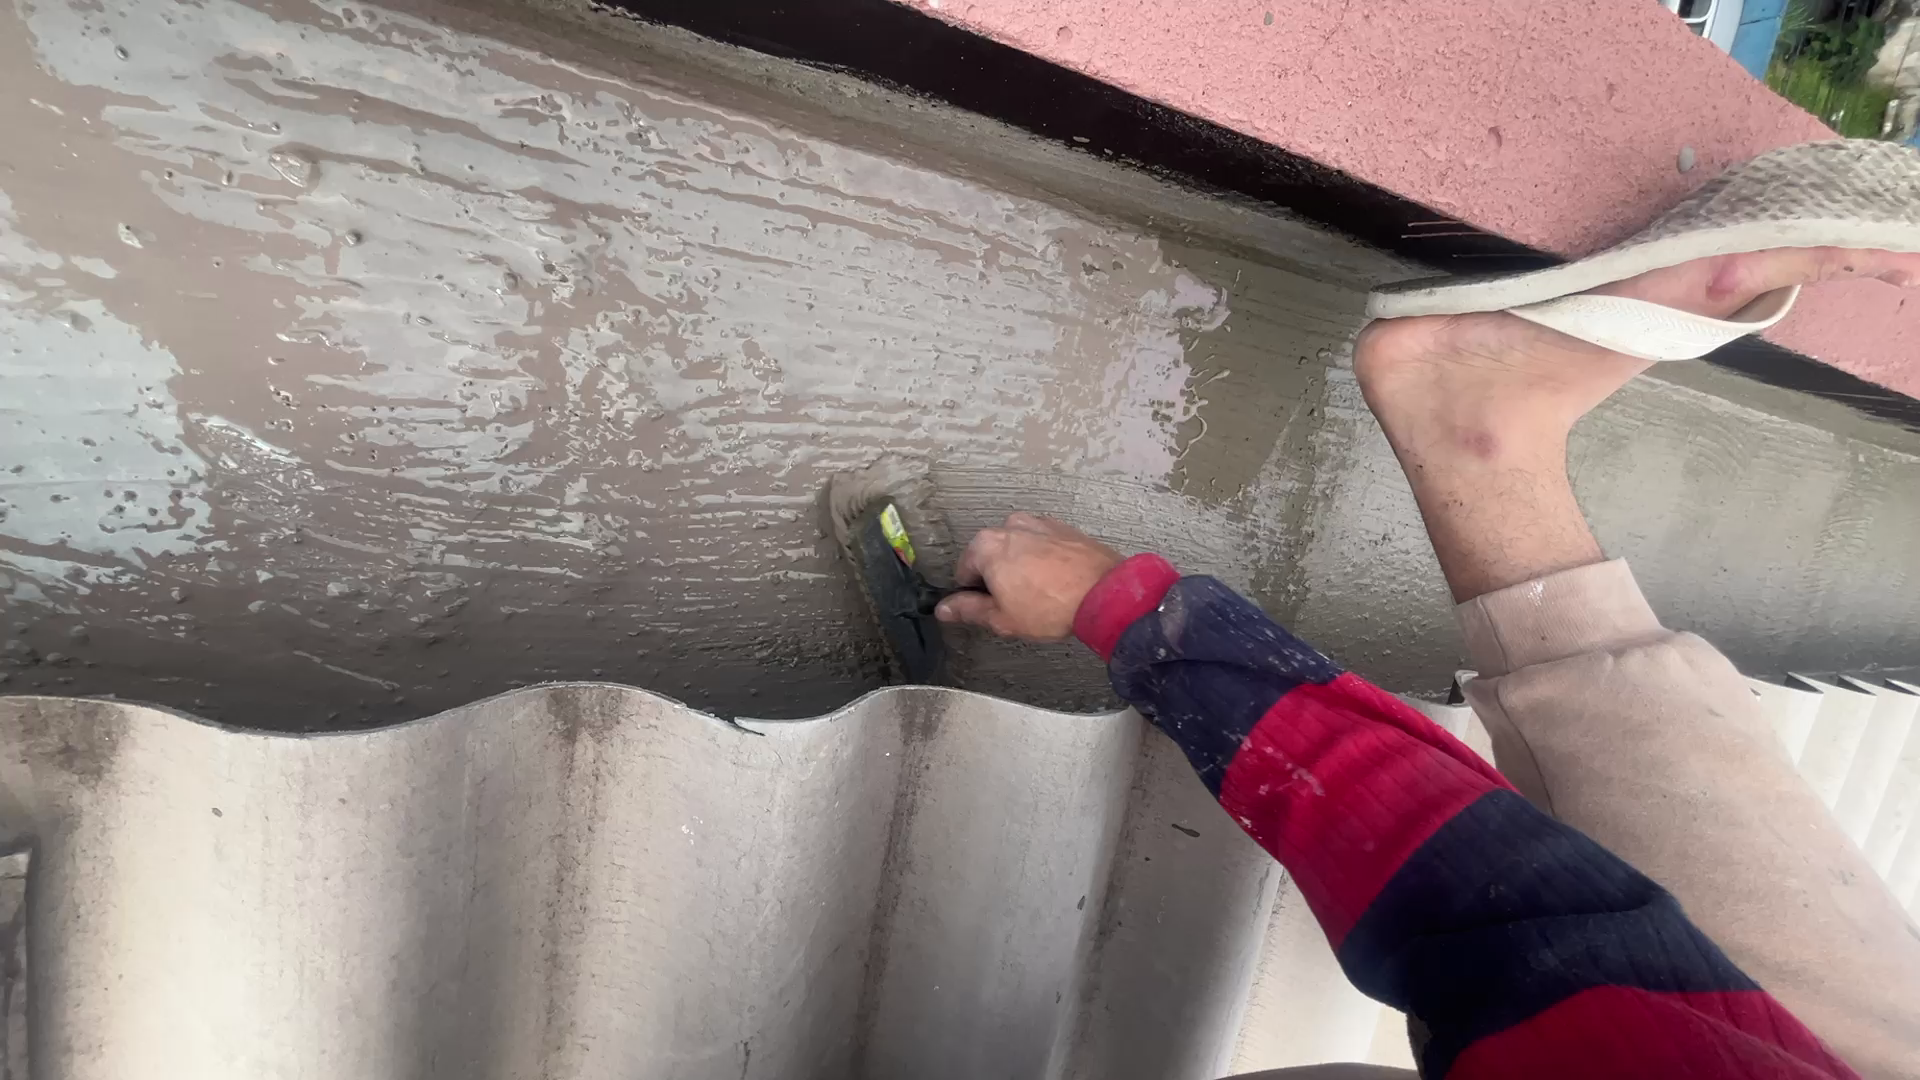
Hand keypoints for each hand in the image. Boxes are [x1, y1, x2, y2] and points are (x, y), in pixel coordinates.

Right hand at [934, 513, 1121, 639]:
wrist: (1105, 592)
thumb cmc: (1053, 605)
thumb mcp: (1002, 618)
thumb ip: (968, 610)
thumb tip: (945, 609)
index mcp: (986, 545)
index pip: (964, 571)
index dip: (973, 594)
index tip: (989, 607)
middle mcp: (1010, 526)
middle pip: (991, 555)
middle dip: (998, 577)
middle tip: (1016, 604)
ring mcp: (1038, 523)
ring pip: (1017, 548)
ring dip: (1021, 566)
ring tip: (1039, 593)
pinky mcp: (1062, 528)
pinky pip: (1042, 544)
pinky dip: (1043, 559)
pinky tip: (1055, 582)